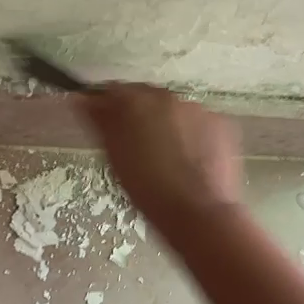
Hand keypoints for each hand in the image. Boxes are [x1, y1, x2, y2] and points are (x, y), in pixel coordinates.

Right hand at [76, 83, 242, 226]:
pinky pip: (199, 122)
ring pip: (174, 110)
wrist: (197, 212)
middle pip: (147, 98)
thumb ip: (99, 122)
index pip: (114, 91)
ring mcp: (198, 108)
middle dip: (138, 115)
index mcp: (137, 101)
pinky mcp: (221, 123)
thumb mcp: (115, 158)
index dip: (107, 106)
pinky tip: (189, 159)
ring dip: (166, 124)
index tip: (103, 122)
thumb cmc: (148, 189)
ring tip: (166, 156)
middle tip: (135, 145)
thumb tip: (81, 99)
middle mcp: (168, 96)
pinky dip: (192, 134)